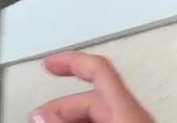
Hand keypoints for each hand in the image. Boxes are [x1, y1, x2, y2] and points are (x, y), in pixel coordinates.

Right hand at [30, 51, 154, 122]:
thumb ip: (65, 120)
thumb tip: (42, 114)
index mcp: (129, 107)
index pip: (98, 67)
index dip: (71, 59)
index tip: (49, 61)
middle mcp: (136, 113)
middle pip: (94, 93)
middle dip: (63, 101)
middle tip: (40, 114)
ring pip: (101, 111)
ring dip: (72, 115)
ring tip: (50, 122)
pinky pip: (110, 122)